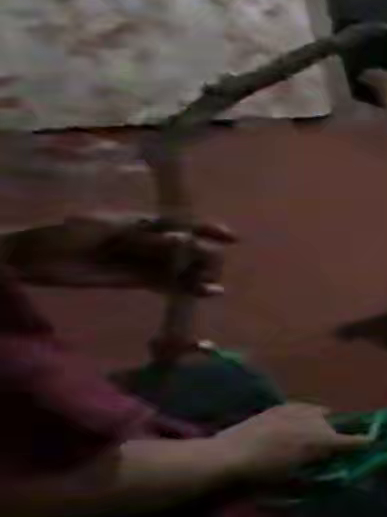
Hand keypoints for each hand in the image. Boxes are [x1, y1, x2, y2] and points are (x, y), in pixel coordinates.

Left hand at [3, 214, 234, 293]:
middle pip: (193, 248)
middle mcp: (152, 242)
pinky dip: (192, 289)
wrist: (25, 258)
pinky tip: (206, 293)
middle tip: (205, 268)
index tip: (231, 239)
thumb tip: (186, 240)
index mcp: (144, 224)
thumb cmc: (62, 234)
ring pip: (189, 268)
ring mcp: (148, 262)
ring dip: (203, 275)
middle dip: (205, 256)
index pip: (186, 223)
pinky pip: (175, 285)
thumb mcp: (105, 228)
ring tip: (207, 286)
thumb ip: (146, 235)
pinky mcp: (143, 281)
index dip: (209, 229)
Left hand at [210, 404, 371, 483]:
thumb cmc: (262, 473)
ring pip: (322, 413)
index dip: (366, 445)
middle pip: (339, 425)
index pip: (360, 440)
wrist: (222, 458)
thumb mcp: (296, 479)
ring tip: (309, 432)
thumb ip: (322, 472)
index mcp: (326, 440)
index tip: (370, 448)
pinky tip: (292, 424)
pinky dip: (302, 415)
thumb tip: (339, 473)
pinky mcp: (280, 407)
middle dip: (337, 434)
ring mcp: (298, 411)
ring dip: (320, 423)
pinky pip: (301, 408)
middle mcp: (319, 421)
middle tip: (327, 446)